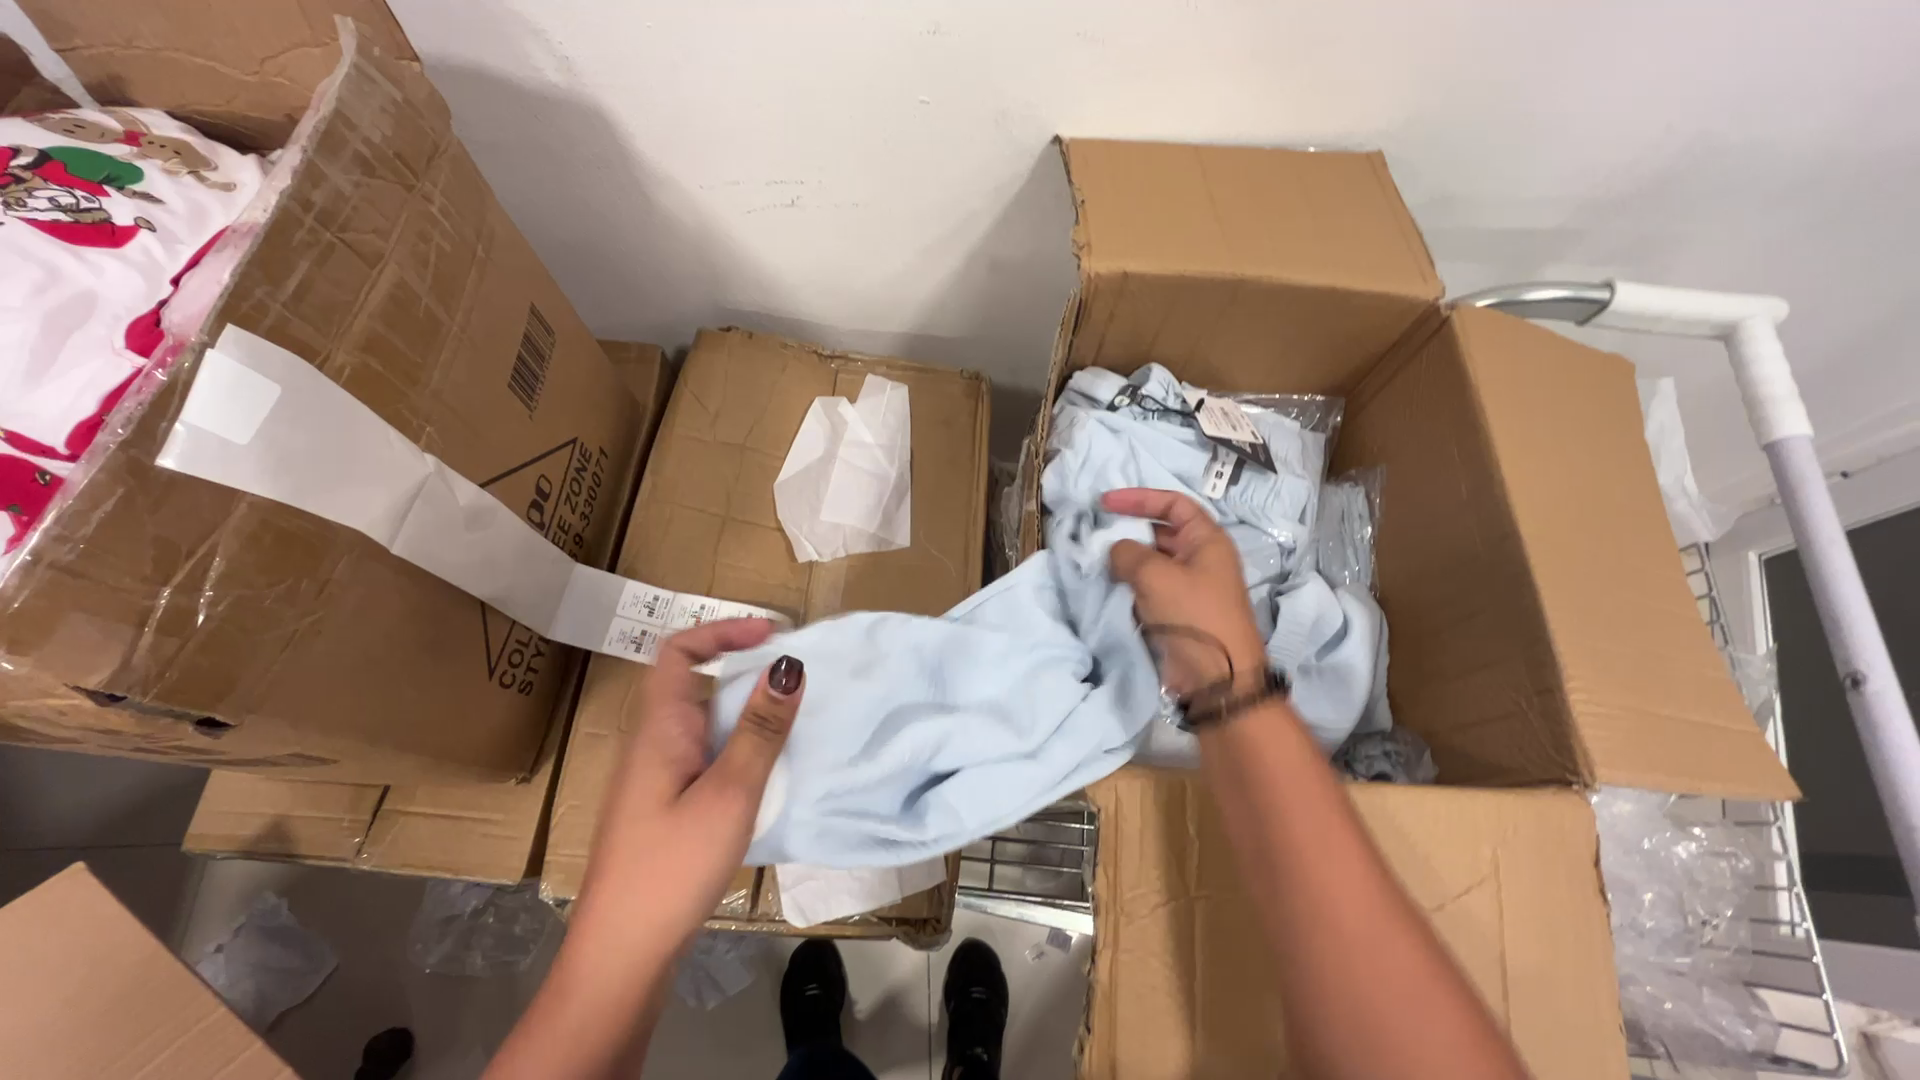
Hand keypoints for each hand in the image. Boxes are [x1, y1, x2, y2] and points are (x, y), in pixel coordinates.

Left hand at [574, 618, 804, 954]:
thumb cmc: (672, 866)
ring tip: (793, 719)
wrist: (622, 954)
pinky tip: (768, 772)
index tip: (772, 633)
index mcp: (660, 728)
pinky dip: (739, 747)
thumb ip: (760, 729)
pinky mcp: (666, 807)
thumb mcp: (729, 793)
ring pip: (703, 722)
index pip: (679, 650)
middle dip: (745, 670)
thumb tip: (788, 666)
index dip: (722, 630)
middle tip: (797, 677)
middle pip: (694, 683)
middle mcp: (653, 743)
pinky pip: (706, 755)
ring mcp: (657, 778)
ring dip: (746, 711)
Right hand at [1103, 488, 1266, 695]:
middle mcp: (1199, 559)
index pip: (1173, 504)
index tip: (1105, 503)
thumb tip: (1115, 551)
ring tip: (1095, 560)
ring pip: (1150, 562)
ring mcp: (1187, 587)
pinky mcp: (1175, 612)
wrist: (1216, 677)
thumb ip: (1128, 553)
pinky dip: (1127, 584)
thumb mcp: (1156, 575)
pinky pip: (1147, 588)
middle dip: (1128, 530)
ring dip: (1124, 560)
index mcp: (1207, 540)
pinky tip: (1106, 587)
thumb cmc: (1194, 615)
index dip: (1140, 498)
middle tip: (1095, 534)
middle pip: (1160, 532)